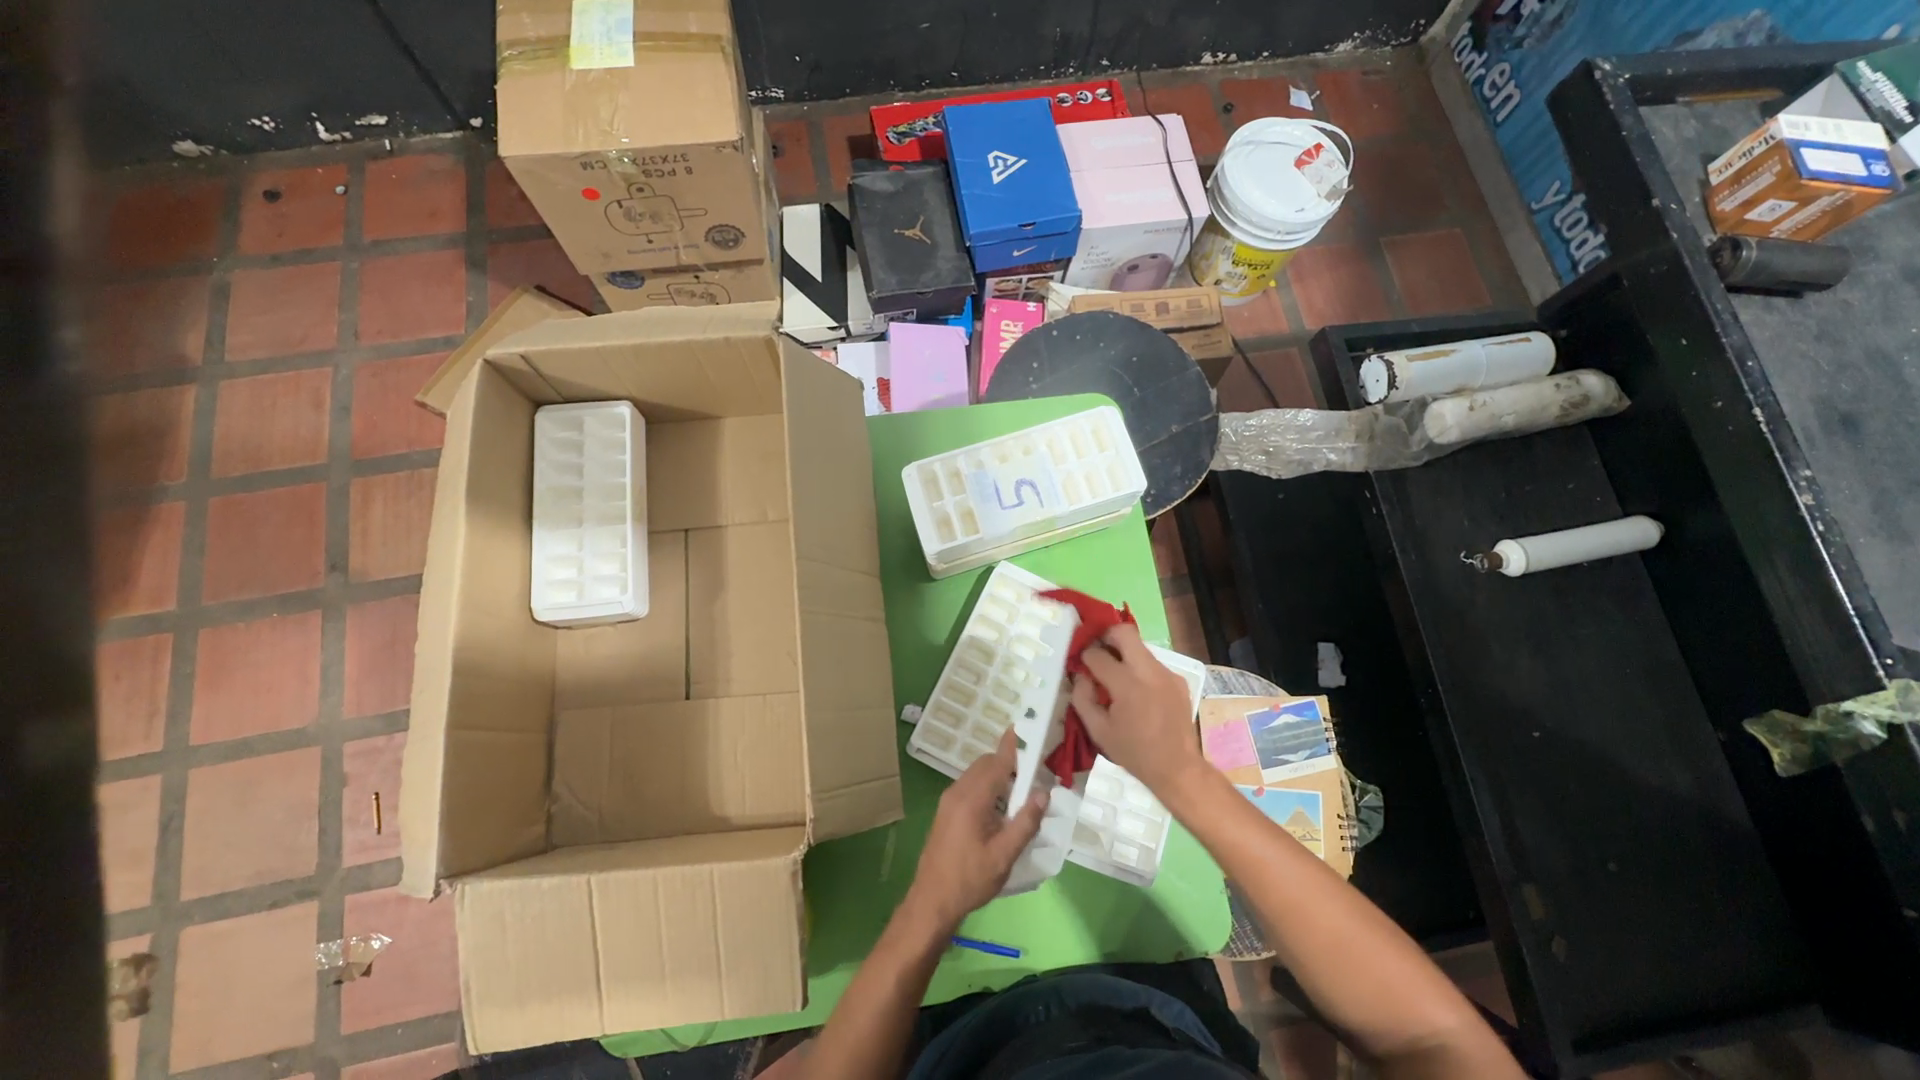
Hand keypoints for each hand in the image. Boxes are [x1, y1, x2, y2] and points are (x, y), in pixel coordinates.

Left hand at [905, 729, 1048, 932]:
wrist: (932, 901)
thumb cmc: (970, 879)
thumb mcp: (1004, 855)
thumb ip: (1025, 822)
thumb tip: (1044, 793)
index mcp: (972, 799)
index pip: (997, 761)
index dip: (1014, 745)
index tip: (1029, 728)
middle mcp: (957, 792)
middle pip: (986, 764)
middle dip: (1010, 764)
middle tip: (1036, 775)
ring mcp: (948, 801)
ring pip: (977, 775)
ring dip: (999, 777)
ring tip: (1022, 796)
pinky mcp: (946, 812)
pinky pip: (970, 787)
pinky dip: (988, 788)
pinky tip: (1002, 810)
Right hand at [1071, 623, 1207, 794]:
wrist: (1177, 767)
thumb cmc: (1133, 752)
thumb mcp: (1098, 730)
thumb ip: (1083, 698)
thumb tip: (1082, 676)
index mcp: (1126, 685)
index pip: (1097, 654)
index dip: (1084, 655)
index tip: (1081, 663)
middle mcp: (1149, 671)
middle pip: (1125, 632)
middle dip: (1106, 636)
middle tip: (1097, 651)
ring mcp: (1167, 673)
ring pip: (1140, 647)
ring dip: (1124, 654)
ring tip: (1117, 676)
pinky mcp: (1178, 680)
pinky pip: (1153, 664)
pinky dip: (1140, 670)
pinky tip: (1138, 692)